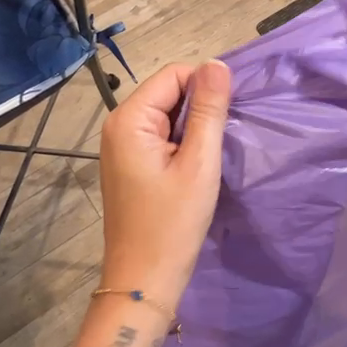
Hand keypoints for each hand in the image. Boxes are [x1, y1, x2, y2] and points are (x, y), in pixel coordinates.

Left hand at [96, 60, 230, 303]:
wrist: (144, 282)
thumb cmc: (172, 223)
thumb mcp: (199, 163)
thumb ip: (209, 109)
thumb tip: (217, 64)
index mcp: (129, 119)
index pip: (174, 75)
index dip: (205, 88)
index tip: (226, 119)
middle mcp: (119, 125)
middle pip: (169, 92)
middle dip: (199, 108)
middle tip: (219, 142)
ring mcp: (122, 145)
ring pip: (169, 114)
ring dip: (194, 128)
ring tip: (208, 157)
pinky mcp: (131, 163)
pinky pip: (162, 135)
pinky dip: (183, 143)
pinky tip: (195, 167)